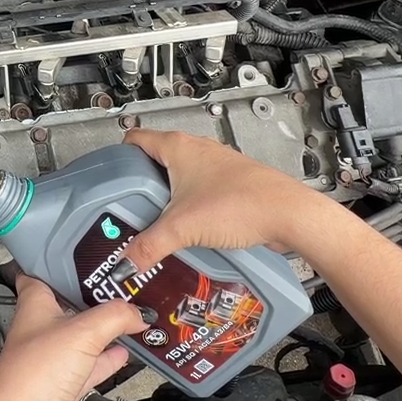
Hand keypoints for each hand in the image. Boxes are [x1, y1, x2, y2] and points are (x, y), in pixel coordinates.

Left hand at [0, 276, 143, 400]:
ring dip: (104, 331)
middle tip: (118, 291)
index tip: (84, 259)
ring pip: (82, 337)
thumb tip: (135, 312)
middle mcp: (41, 328)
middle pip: (68, 305)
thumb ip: (113, 317)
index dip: (61, 266)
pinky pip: (89, 366)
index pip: (43, 274)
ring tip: (128, 320)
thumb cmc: (32, 373)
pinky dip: (106, 360)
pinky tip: (122, 354)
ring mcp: (52, 357)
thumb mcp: (82, 332)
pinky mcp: (63, 384)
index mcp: (35, 303)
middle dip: (92, 300)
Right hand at [117, 128, 332, 270]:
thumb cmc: (242, 204)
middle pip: (155, 158)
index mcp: (177, 146)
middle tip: (132, 207)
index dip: (119, 157)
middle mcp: (196, 149)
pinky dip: (191, 203)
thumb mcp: (183, 228)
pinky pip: (200, 188)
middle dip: (142, 183)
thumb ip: (149, 246)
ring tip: (160, 219)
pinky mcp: (232, 181)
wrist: (290, 215)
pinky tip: (192, 226)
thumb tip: (127, 262)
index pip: (134, 138)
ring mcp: (216, 164)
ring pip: (180, 174)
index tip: (112, 178)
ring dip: (169, 194)